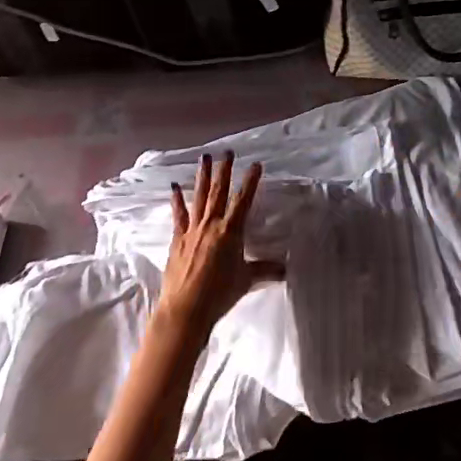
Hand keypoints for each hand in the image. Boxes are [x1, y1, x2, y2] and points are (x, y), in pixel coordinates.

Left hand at [158, 151, 283, 335]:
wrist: (185, 308)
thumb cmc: (219, 294)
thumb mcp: (246, 280)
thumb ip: (264, 270)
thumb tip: (284, 269)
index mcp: (230, 232)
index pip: (243, 201)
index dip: (250, 182)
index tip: (255, 165)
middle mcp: (211, 225)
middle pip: (219, 193)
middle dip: (224, 171)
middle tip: (227, 151)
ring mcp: (192, 230)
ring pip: (199, 197)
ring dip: (202, 177)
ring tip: (204, 158)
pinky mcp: (178, 239)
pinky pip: (179, 214)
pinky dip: (178, 200)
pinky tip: (175, 187)